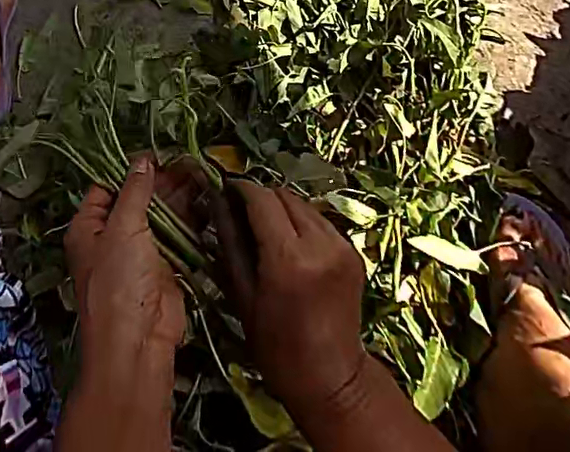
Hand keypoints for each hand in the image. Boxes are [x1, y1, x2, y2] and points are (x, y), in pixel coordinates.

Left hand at [59, 156, 182, 451]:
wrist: (138, 341)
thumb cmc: (119, 280)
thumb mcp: (122, 227)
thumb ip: (134, 191)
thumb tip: (142, 161)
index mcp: (89, 226)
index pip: (107, 186)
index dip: (130, 168)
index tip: (157, 153)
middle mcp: (112, 235)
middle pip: (137, 199)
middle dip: (160, 181)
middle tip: (187, 160)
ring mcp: (140, 251)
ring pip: (160, 215)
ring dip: (178, 197)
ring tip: (200, 172)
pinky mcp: (164, 265)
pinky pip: (176, 234)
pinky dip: (189, 218)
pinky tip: (205, 198)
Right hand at [213, 182, 369, 416]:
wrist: (333, 381)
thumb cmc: (277, 348)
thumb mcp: (243, 296)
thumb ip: (230, 241)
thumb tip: (217, 200)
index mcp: (289, 258)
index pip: (262, 198)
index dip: (241, 188)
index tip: (225, 189)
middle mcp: (320, 243)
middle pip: (283, 195)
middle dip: (260, 197)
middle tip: (242, 212)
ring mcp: (341, 245)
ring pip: (303, 203)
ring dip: (282, 207)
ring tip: (266, 229)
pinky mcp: (353, 251)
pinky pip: (320, 220)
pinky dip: (301, 222)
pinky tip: (291, 243)